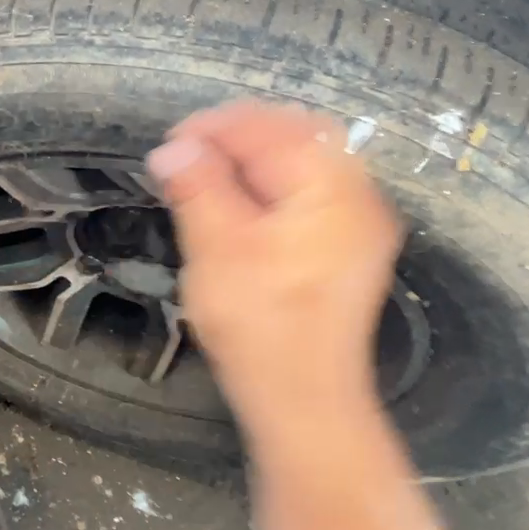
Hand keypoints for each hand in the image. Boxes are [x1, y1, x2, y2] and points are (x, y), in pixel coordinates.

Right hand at [148, 101, 401, 427]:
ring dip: (251, 154)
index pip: (272, 128)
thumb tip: (173, 148)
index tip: (172, 144)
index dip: (216, 127)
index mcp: (331, 191)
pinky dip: (267, 180)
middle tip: (188, 153)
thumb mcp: (215, 247)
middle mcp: (356, 198)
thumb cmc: (259, 324)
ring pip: (303, 158)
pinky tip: (234, 198)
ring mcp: (355, 223)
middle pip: (297, 133)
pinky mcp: (343, 246)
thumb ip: (196, 187)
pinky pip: (307, 187)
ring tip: (204, 171)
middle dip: (237, 134)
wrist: (303, 402)